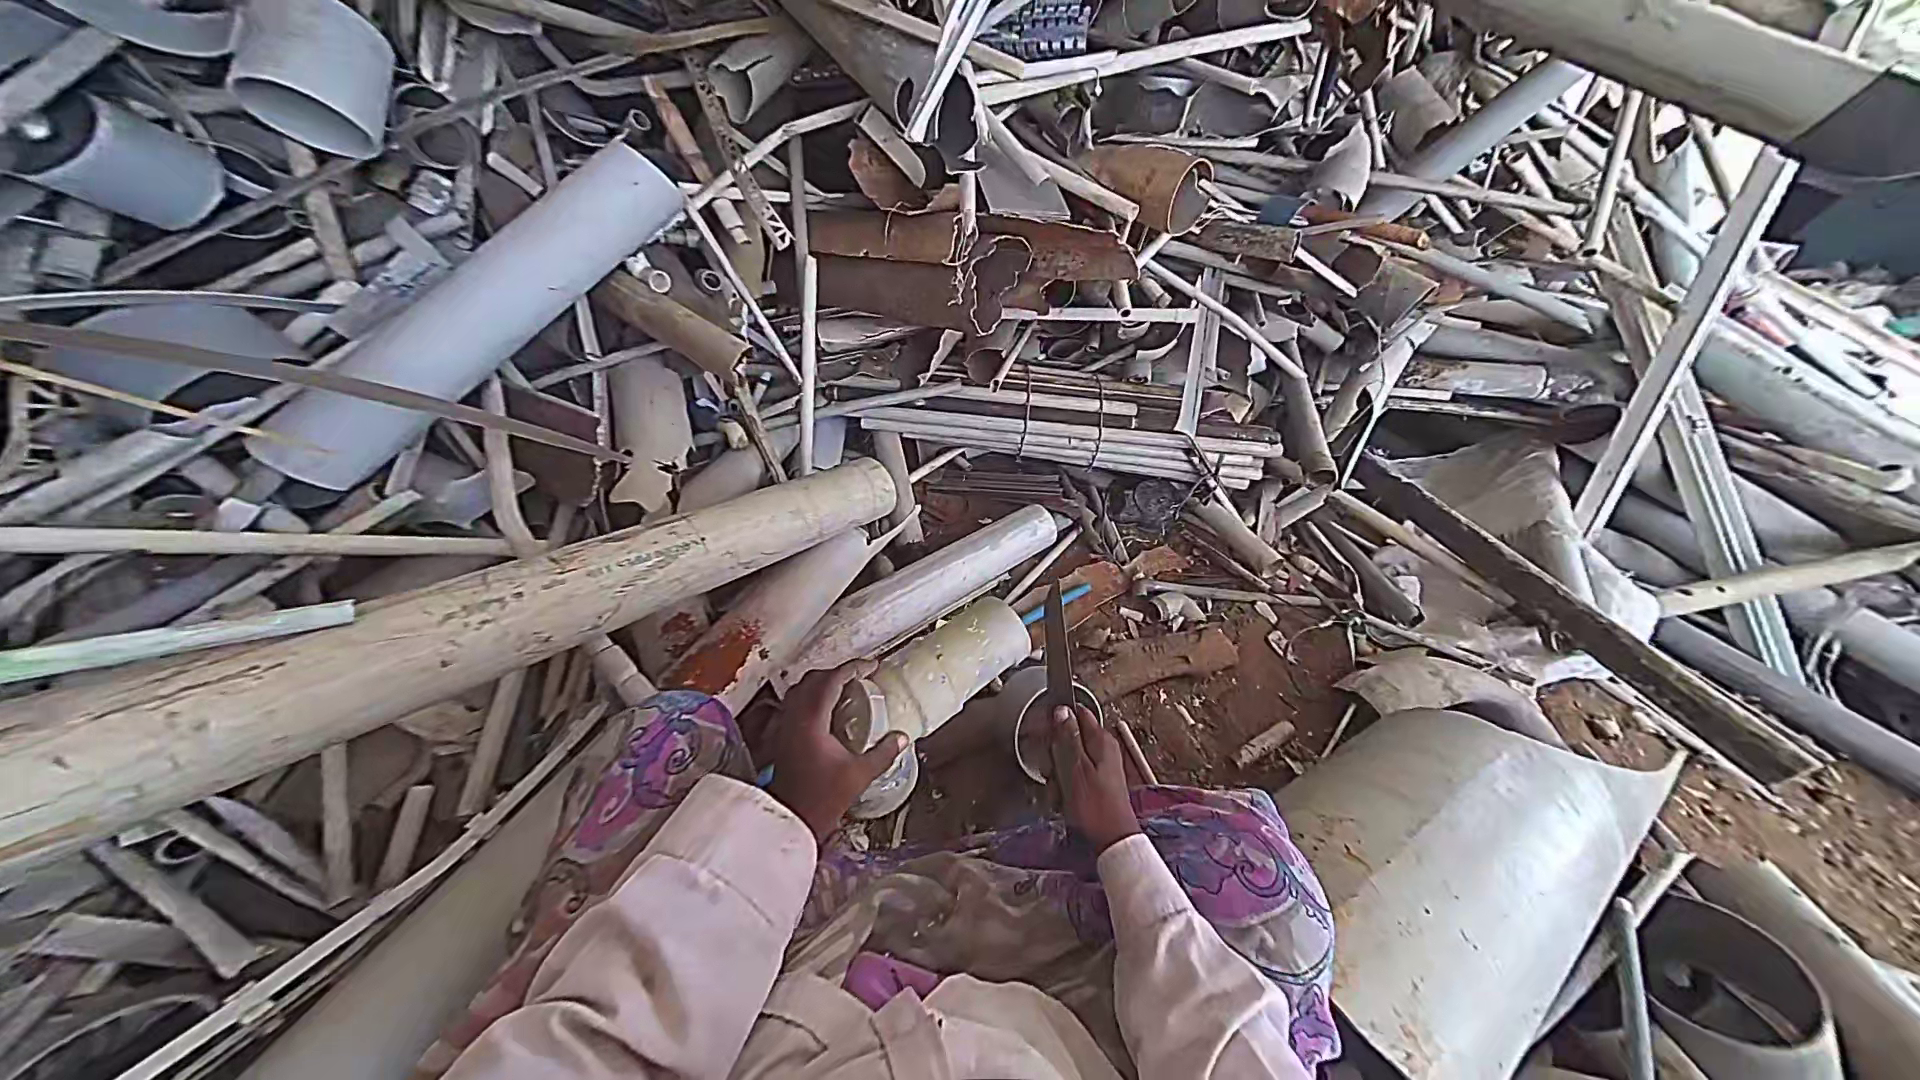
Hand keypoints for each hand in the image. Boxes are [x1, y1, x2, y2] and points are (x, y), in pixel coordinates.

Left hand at [768, 661, 909, 842]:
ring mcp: (785, 726)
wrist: (789, 819)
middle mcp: (794, 718)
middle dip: (838, 671)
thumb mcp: (859, 775)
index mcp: (811, 721)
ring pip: (801, 688)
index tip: (871, 666)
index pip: (831, 680)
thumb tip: (901, 737)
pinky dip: (813, 695)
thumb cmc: (821, 799)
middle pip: (814, 678)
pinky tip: (828, 708)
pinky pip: (796, 702)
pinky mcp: (782, 736)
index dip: (853, 668)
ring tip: (846, 687)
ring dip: (823, 681)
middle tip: (861, 675)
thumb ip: (883, 753)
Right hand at [1053, 705, 1139, 853]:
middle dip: (1055, 752)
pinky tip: (1062, 796)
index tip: (1046, 735)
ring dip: (1058, 771)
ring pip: (1069, 756)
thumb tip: (1061, 710)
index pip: (1076, 714)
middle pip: (1070, 736)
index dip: (1058, 721)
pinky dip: (1065, 782)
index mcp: (1101, 740)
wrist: (1112, 840)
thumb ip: (1068, 738)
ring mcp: (1101, 765)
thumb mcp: (1075, 768)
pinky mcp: (1097, 780)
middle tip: (1052, 769)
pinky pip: (1074, 772)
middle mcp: (1103, 748)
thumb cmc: (1094, 805)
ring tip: (1058, 788)